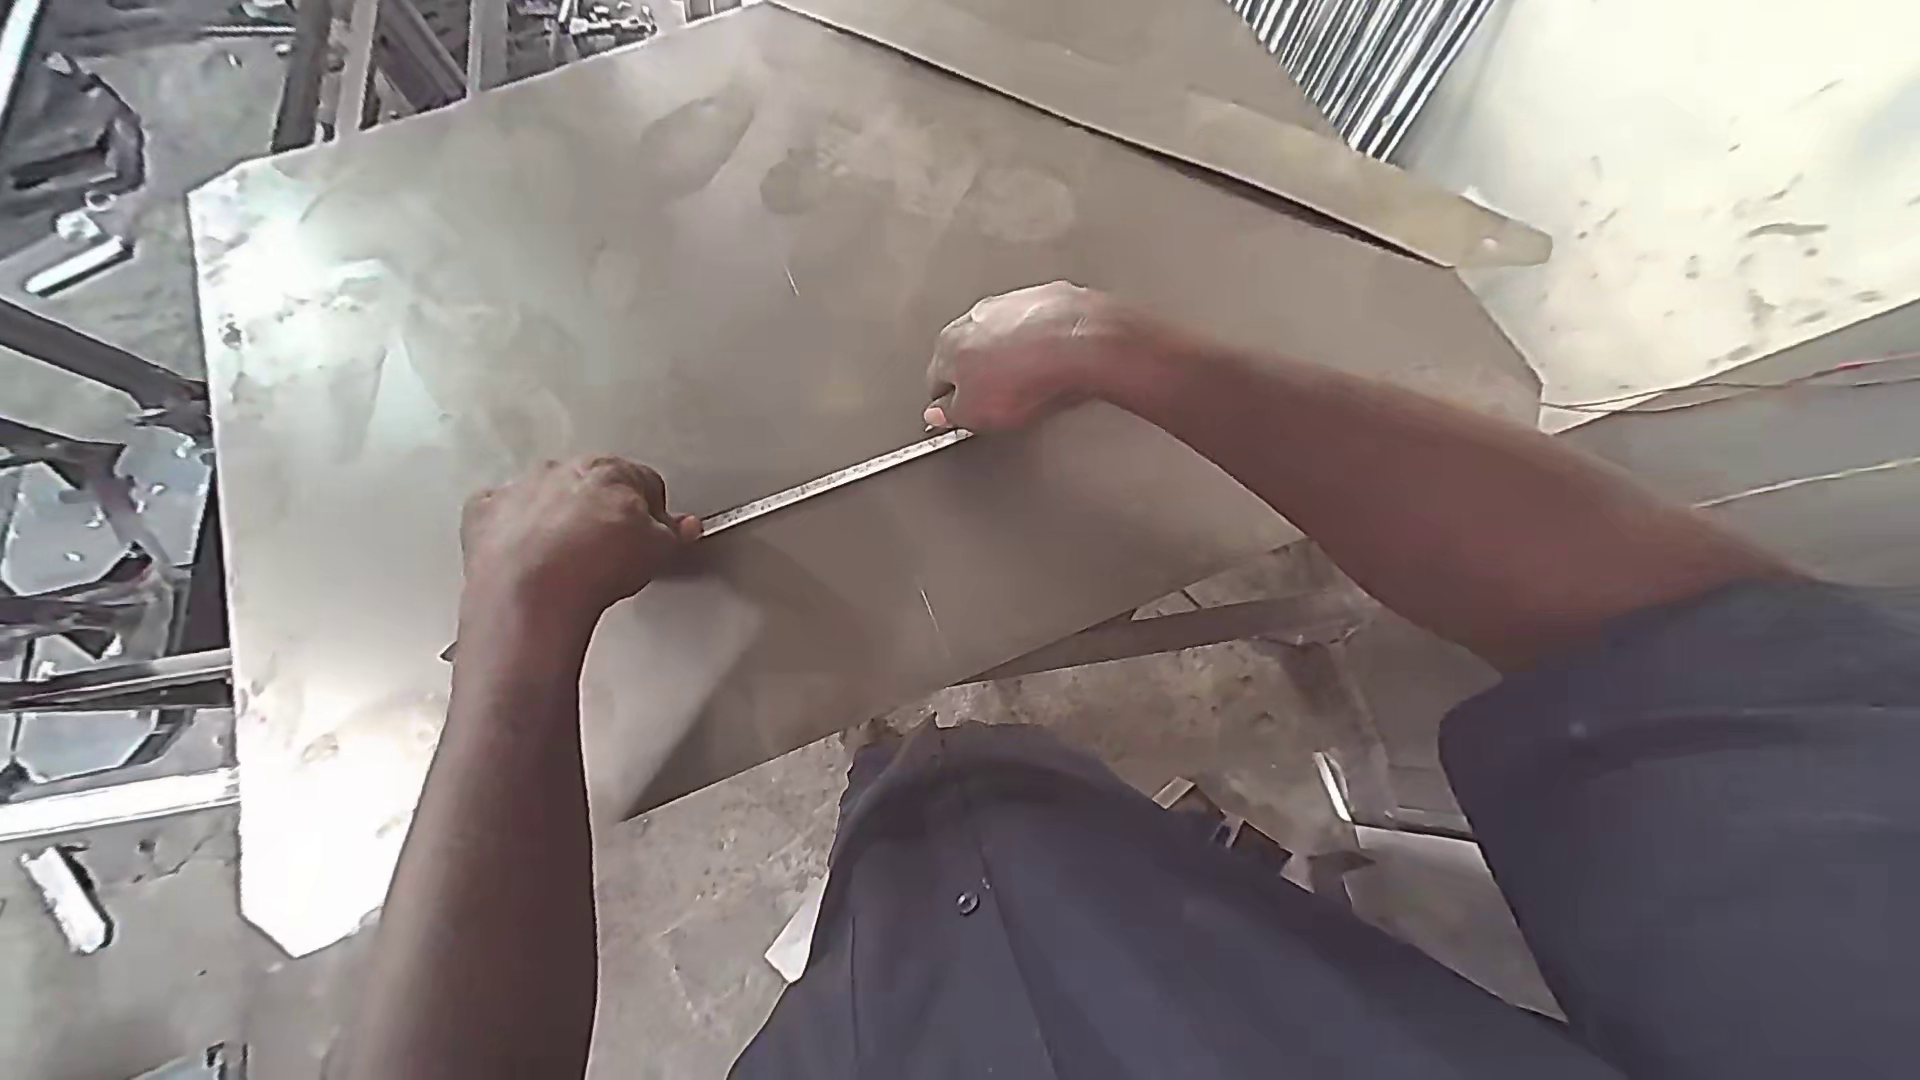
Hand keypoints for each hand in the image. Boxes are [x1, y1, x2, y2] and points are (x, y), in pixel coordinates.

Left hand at [460, 457, 699, 630]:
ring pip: (550, 496)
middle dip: (606, 510)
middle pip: (595, 486)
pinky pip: (505, 514)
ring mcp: (521, 489)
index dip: (654, 511)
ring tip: (577, 557)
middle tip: (618, 546)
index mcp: (611, 471)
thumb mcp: (660, 550)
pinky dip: (517, 529)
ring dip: (563, 517)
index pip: (645, 482)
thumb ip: (674, 532)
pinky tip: (533, 554)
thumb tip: (683, 527)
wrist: (533, 594)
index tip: (654, 531)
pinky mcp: (486, 514)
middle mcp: (563, 470)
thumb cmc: (594, 565)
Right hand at [924, 281, 1138, 429]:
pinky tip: (1052, 363)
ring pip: (1001, 336)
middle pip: (968, 354)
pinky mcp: (1047, 298)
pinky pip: (1036, 326)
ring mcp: (1012, 303)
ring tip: (1030, 384)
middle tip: (1000, 403)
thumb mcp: (978, 414)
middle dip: (980, 377)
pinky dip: (1040, 342)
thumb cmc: (1030, 376)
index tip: (962, 415)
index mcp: (949, 345)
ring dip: (1009, 357)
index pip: (936, 379)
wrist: (1084, 344)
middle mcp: (975, 316)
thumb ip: (951, 413)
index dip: (949, 402)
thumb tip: (939, 413)